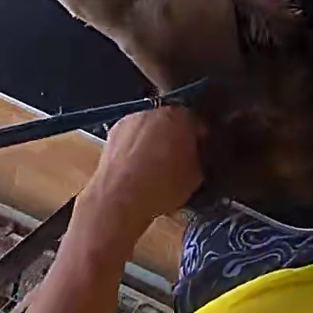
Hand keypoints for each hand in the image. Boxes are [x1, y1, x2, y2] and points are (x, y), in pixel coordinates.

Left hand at [77, 106, 202, 238]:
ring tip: (155, 168)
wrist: (120, 198)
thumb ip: (198, 159)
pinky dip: (136, 150)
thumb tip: (196, 158)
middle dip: (175, 138)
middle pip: (171, 123)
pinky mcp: (112, 135)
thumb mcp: (195, 177)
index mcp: (180, 118)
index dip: (200, 140)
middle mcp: (154, 113)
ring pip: (149, 130)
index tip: (200, 153)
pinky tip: (138, 170)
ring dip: (154, 143)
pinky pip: (132, 139)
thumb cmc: (161, 186)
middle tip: (179, 161)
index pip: (197, 123)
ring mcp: (131, 122)